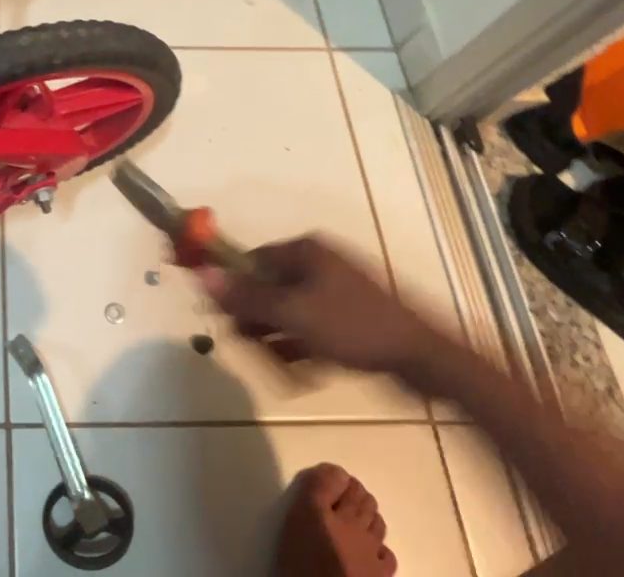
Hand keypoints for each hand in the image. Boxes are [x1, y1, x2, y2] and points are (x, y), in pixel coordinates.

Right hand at [199, 235, 452, 381]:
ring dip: (278, 340)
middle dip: (258, 321)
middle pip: (268, 288)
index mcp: (305, 251)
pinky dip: (302, 347)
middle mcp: (318, 263)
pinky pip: (311, 327)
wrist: (423, 359)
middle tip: (254, 349)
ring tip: (280, 368)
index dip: (234, 289)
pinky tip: (302, 372)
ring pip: (288, 312)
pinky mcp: (350, 317)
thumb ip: (245, 297)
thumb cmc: (353, 327)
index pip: (251, 261)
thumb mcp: (292, 314)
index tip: (225, 320)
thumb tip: (200, 273)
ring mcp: (336, 290)